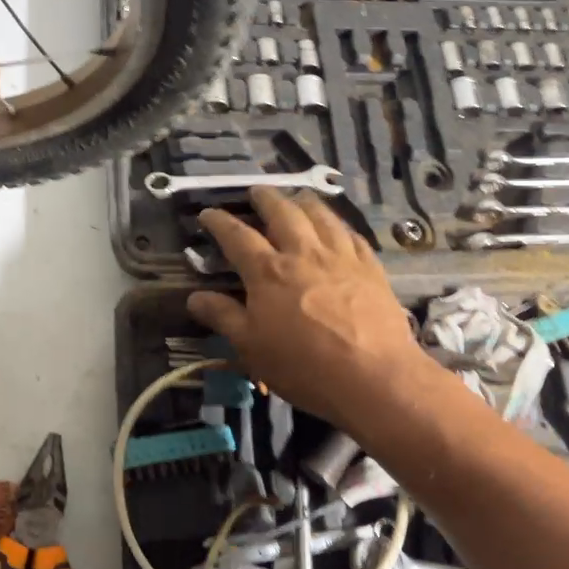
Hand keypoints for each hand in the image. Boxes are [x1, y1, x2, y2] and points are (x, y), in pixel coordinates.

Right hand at [187, 188, 439, 427]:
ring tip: (297, 197)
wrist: (374, 376)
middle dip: (265, 198)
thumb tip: (194, 296)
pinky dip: (339, 225)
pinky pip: (352, 235)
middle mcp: (303, 253)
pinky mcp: (371, 268)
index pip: (237, 236)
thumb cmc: (304, 366)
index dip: (219, 222)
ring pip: (321, 215)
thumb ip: (223, 317)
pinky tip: (339, 228)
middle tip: (256, 191)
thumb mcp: (251, 347)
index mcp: (268, 271)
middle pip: (282, 213)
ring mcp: (341, 257)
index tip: (208, 213)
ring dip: (304, 202)